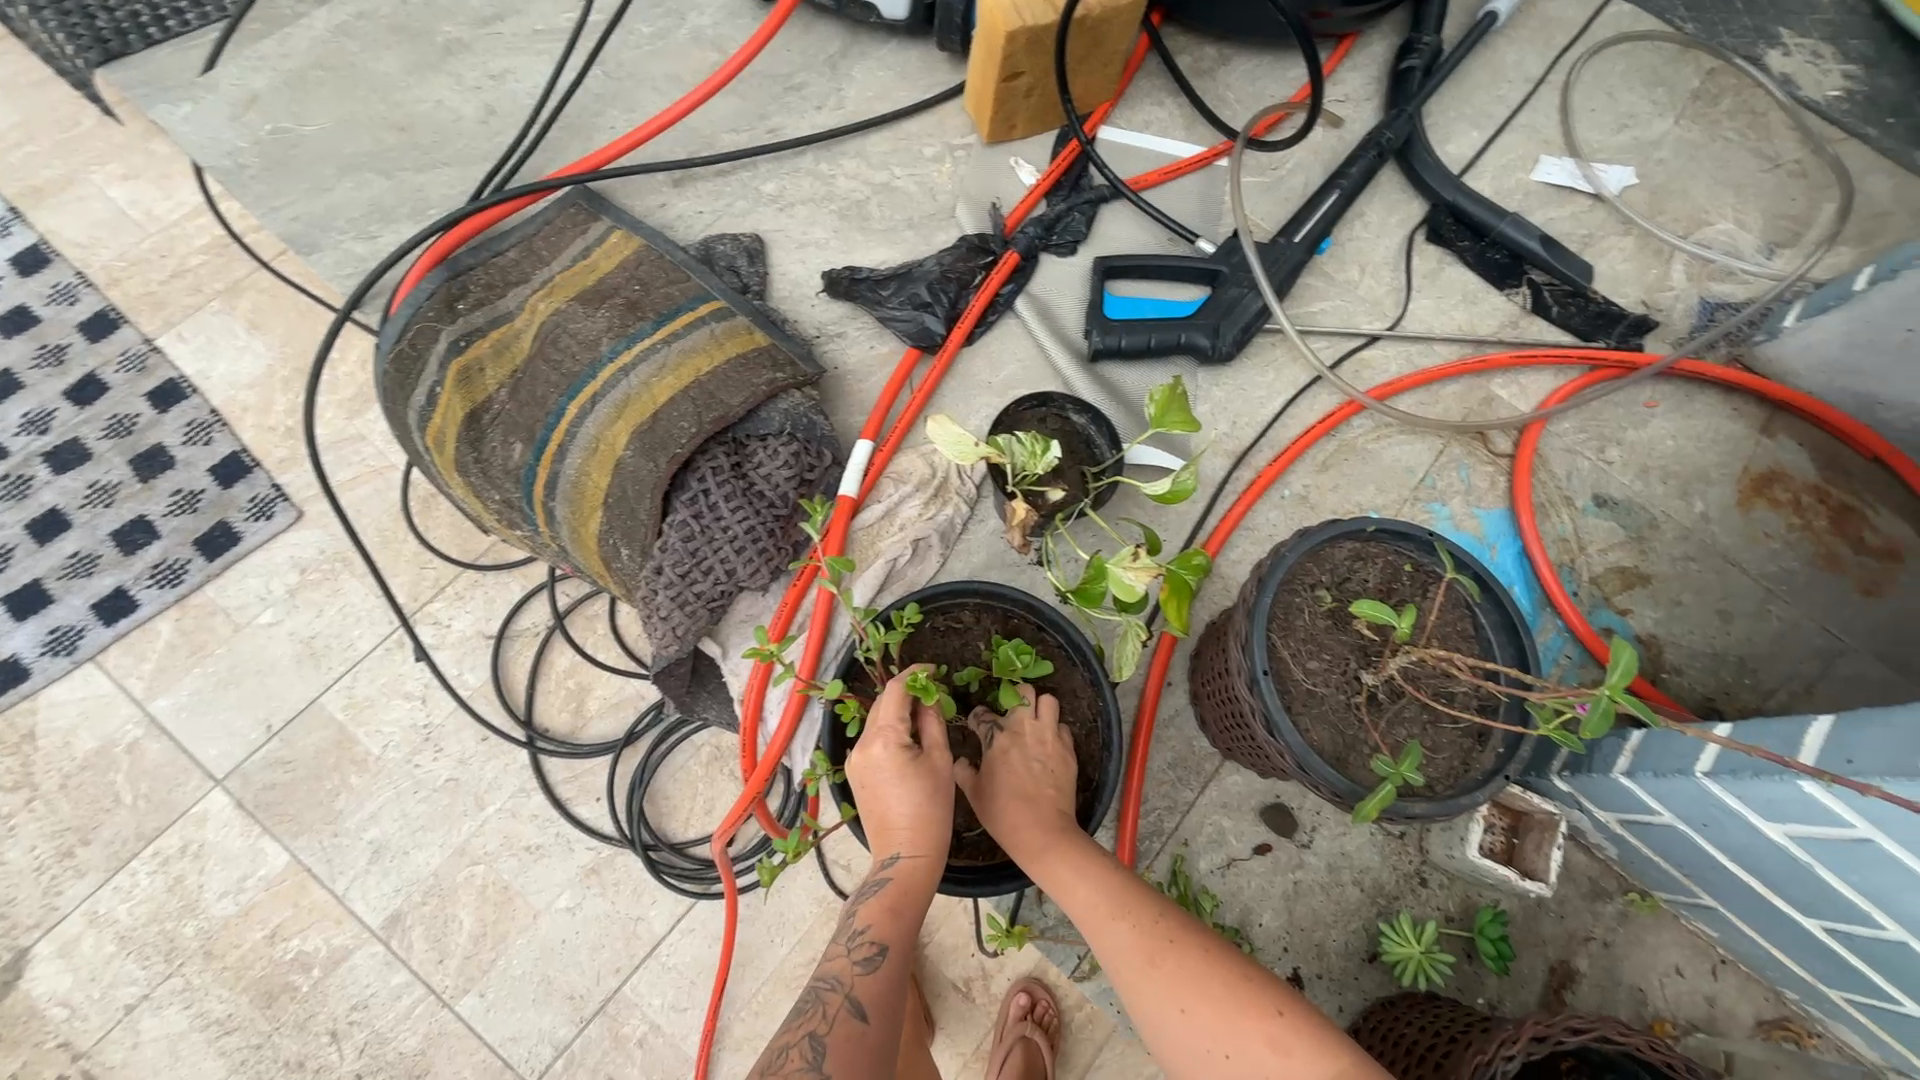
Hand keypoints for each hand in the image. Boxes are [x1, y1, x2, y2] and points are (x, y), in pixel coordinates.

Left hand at [846, 665, 954, 863]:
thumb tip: (929, 697)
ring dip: (897, 712)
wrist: (905, 855)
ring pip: (876, 721)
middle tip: (933, 692)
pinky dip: (889, 731)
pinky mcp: (855, 773)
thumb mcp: (940, 760)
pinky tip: (909, 740)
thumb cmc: (931, 810)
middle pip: (882, 704)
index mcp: (884, 738)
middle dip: (906, 693)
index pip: (895, 690)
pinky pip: (872, 740)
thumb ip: (932, 722)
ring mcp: (855, 759)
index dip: (914, 674)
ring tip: (924, 715)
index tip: (932, 670)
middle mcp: (862, 744)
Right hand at [952, 684, 1079, 862]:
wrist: (1042, 830)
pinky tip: (1050, 744)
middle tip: (1012, 714)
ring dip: (1040, 708)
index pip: (982, 714)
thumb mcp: (974, 793)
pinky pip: (1063, 727)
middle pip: (1023, 692)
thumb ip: (963, 772)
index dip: (978, 718)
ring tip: (1035, 722)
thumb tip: (960, 762)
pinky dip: (1056, 731)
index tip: (977, 725)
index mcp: (996, 736)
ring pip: (1049, 701)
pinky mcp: (1068, 748)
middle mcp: (1024, 728)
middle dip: (1016, 698)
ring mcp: (1049, 735)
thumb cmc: (1003, 813)